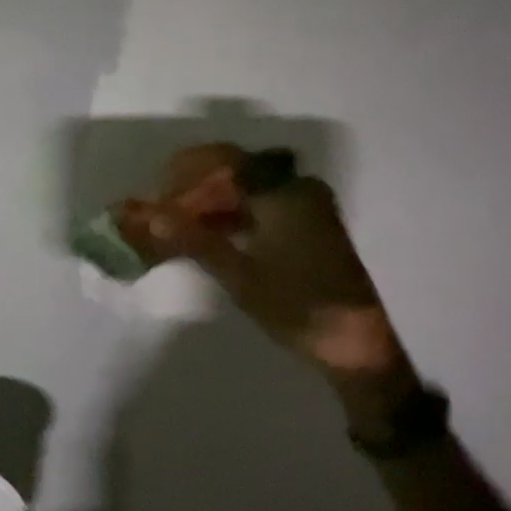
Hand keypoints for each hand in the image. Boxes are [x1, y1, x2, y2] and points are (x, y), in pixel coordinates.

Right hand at [127, 145, 406, 378]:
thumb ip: (195, 239)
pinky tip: (211, 233)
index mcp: (284, 192)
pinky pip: (264, 206)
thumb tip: (151, 216)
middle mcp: (299, 189)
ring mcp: (308, 207)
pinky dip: (235, 214)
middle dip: (198, 185)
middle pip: (238, 171)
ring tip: (180, 220)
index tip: (158, 187)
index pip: (227, 161)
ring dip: (215, 201)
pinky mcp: (311, 228)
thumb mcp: (240, 275)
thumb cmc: (299, 307)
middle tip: (165, 206)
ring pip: (250, 189)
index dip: (188, 169)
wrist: (359, 349)